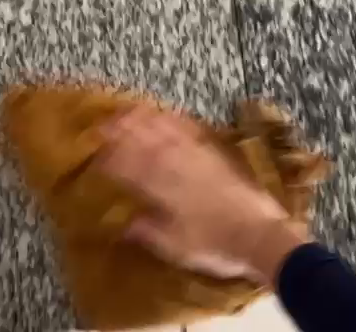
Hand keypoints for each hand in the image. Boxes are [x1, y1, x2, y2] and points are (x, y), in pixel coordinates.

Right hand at [96, 107, 308, 283]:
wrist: (259, 235)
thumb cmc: (216, 245)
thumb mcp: (177, 247)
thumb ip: (149, 231)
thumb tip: (124, 224)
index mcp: (163, 189)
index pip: (131, 168)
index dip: (112, 158)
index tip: (96, 151)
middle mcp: (177, 167)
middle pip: (145, 142)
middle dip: (123, 131)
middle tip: (106, 121)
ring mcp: (196, 157)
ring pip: (165, 131)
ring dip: (145, 119)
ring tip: (130, 108)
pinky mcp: (214, 154)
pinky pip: (190, 130)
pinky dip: (176, 119)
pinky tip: (169, 112)